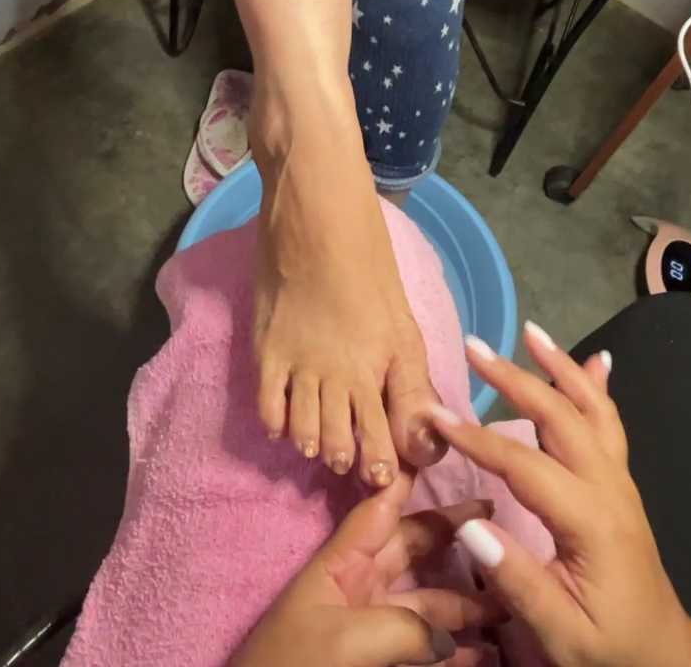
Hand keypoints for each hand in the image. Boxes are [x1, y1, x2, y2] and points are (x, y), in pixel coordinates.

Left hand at [230, 474, 503, 666]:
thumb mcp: (345, 640)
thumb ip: (403, 625)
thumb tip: (449, 635)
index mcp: (343, 564)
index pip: (381, 508)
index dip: (410, 478)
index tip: (444, 450)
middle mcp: (361, 587)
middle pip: (414, 549)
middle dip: (454, 534)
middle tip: (499, 518)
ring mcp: (373, 627)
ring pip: (429, 601)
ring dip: (467, 599)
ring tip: (510, 593)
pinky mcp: (383, 662)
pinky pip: (428, 649)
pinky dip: (458, 648)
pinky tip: (489, 649)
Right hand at [252, 106, 445, 484]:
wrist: (318, 213)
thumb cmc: (370, 261)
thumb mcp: (403, 323)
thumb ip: (412, 386)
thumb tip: (425, 445)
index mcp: (380, 370)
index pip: (386, 444)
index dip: (388, 469)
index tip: (387, 477)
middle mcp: (338, 377)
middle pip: (342, 445)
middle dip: (352, 463)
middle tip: (354, 465)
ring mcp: (298, 365)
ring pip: (305, 433)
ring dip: (316, 445)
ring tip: (322, 446)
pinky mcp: (265, 350)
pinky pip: (267, 408)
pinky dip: (278, 424)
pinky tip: (287, 422)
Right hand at [428, 325, 690, 666]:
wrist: (668, 658)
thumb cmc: (611, 649)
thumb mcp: (562, 635)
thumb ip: (517, 581)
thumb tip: (471, 525)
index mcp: (591, 522)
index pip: (525, 465)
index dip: (477, 438)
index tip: (435, 415)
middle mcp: (610, 488)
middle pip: (560, 417)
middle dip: (514, 378)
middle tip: (474, 347)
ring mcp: (619, 480)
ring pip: (591, 409)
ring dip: (559, 367)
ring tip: (532, 332)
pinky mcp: (620, 482)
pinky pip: (609, 423)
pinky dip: (597, 386)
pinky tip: (596, 359)